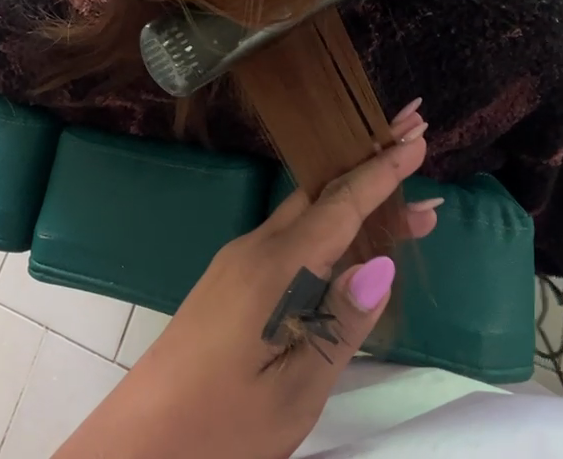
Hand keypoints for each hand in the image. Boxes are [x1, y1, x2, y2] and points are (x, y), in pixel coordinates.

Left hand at [57, 105, 436, 458]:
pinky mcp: (234, 280)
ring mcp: (239, 262)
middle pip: (320, 194)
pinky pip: (291, 238)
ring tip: (407, 191)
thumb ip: (339, 324)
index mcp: (270, 269)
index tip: (417, 137)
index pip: (337, 206)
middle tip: (415, 134)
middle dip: (369, 164)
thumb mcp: (295, 389)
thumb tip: (382, 263)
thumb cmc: (222, 422)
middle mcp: (253, 250)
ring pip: (306, 215)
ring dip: (354, 198)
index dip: (381, 172)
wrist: (145, 437)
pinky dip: (330, 228)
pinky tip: (356, 240)